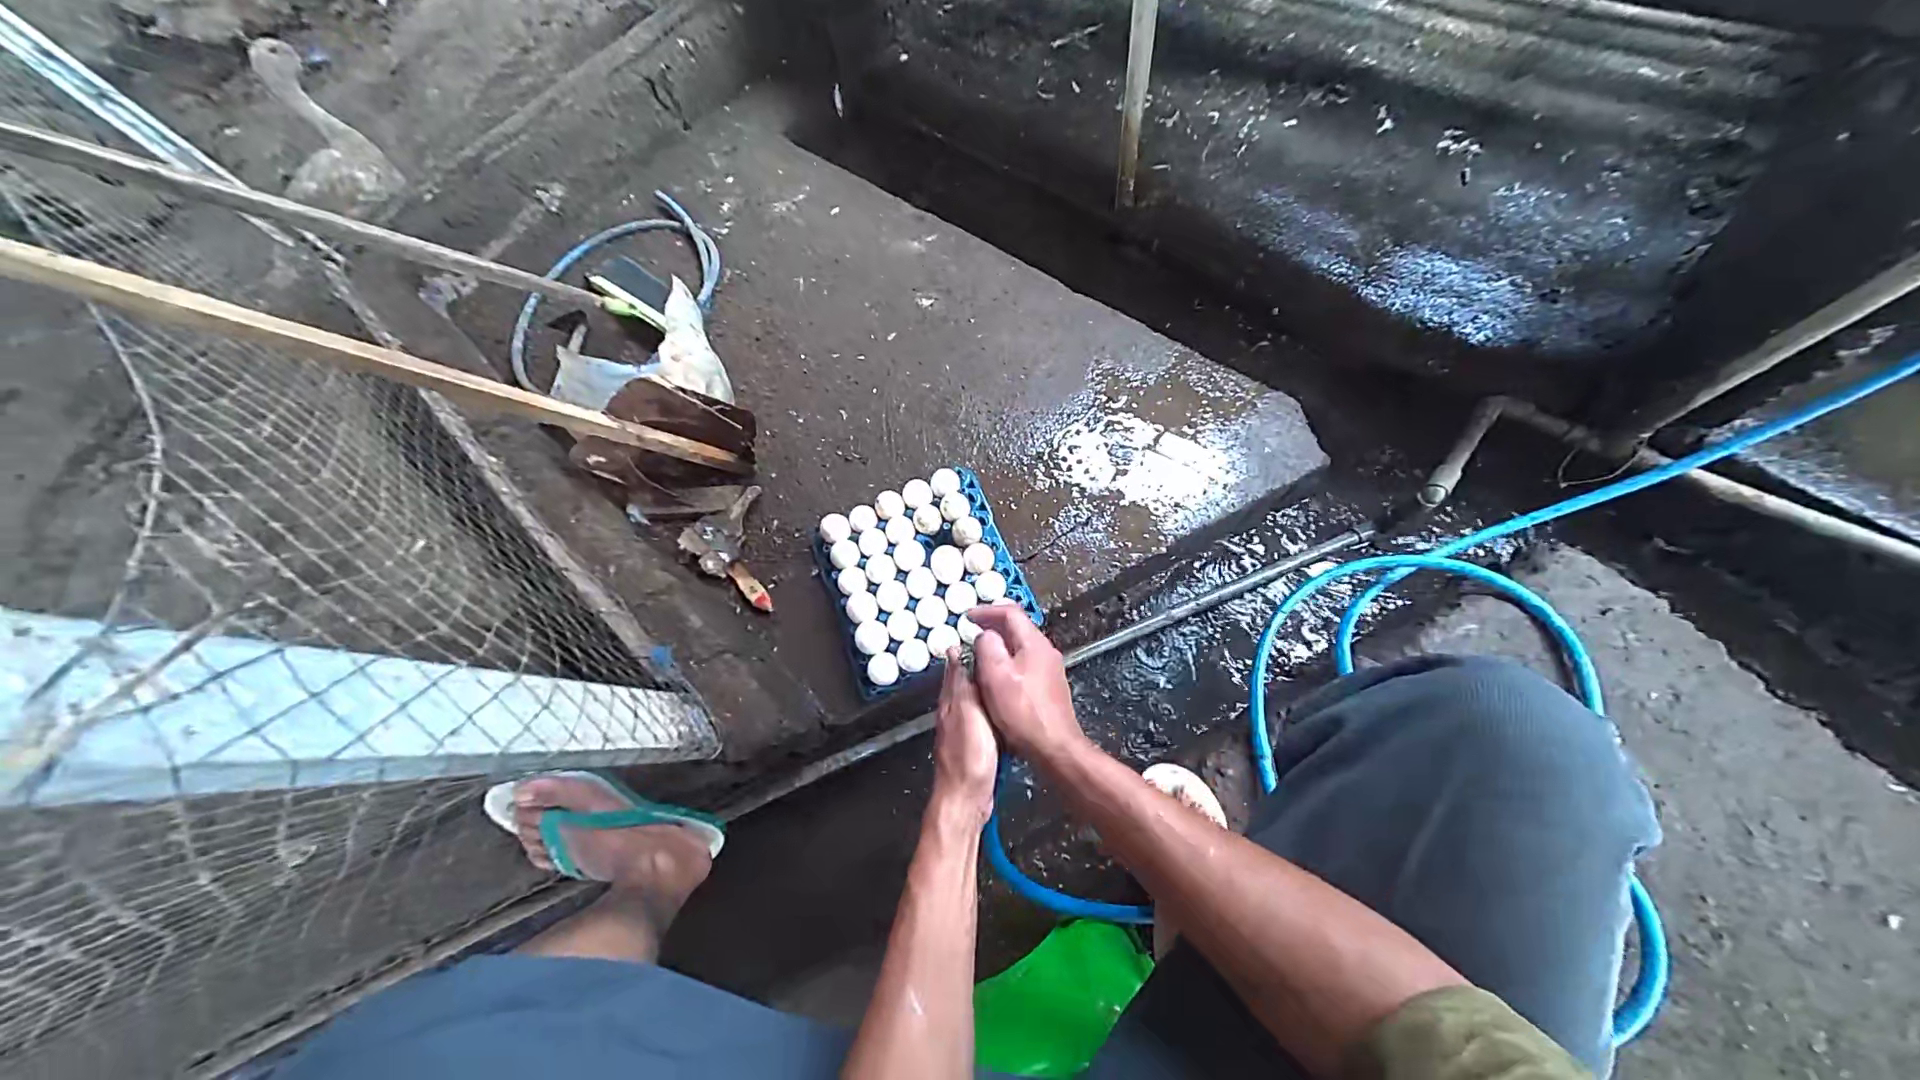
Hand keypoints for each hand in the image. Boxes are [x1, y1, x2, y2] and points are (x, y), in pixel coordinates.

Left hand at [931, 647, 996, 827]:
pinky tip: (1004, 713)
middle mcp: (953, 714)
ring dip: (988, 690)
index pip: (956, 668)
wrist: (967, 799)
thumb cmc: (969, 758)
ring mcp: (964, 731)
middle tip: (999, 656)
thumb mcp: (968, 712)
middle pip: (966, 683)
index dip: (968, 652)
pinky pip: (985, 721)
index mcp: (950, 702)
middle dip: (980, 669)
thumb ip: (962, 684)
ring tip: (1005, 679)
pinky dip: (994, 712)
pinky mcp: (975, 747)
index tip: (983, 639)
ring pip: (976, 702)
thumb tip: (955, 652)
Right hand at [966, 606, 1087, 766]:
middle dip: (992, 627)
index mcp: (1034, 643)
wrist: (1054, 747)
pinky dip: (1007, 662)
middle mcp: (1046, 652)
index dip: (986, 611)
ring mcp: (1049, 669)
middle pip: (1017, 628)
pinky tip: (996, 677)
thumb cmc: (1023, 713)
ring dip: (998, 646)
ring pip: (1020, 646)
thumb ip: (987, 648)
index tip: (968, 617)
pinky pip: (1024, 663)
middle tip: (971, 633)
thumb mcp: (996, 676)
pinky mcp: (1048, 686)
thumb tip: (985, 636)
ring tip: (978, 654)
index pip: (1010, 612)